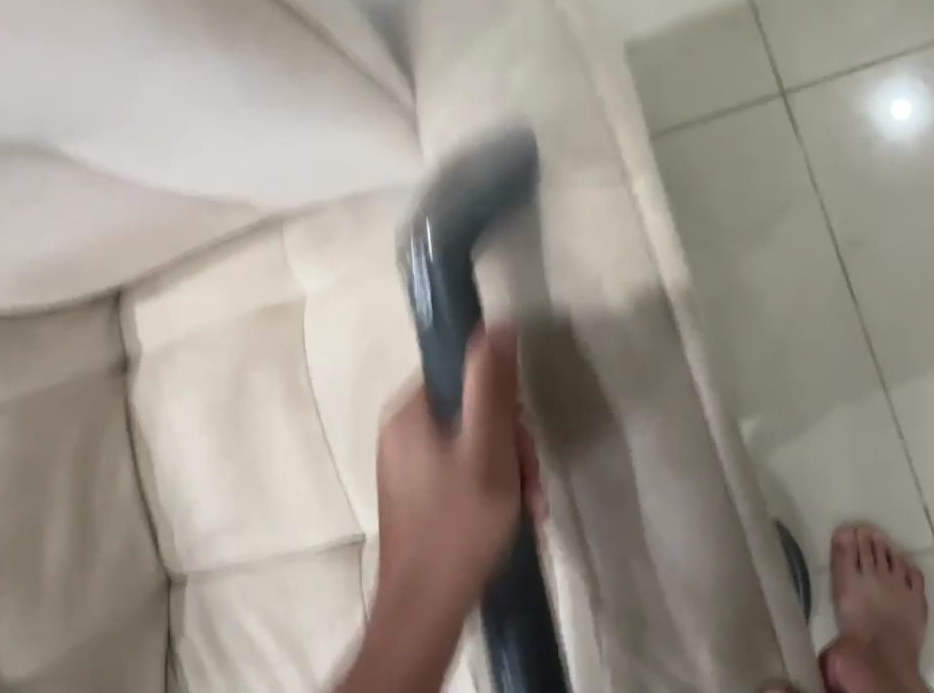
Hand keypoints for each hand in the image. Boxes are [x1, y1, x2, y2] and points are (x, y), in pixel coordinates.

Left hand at [373, 323, 545, 622]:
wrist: (425, 613)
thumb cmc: (459, 524)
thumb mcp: (487, 446)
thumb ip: (493, 383)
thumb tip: (498, 321)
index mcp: (410, 412)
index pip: (463, 372)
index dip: (500, 395)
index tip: (519, 427)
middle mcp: (404, 432)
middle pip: (473, 410)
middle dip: (512, 443)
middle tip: (529, 478)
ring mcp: (410, 466)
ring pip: (475, 444)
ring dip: (511, 470)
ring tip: (530, 506)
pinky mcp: (420, 496)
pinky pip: (464, 472)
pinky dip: (494, 488)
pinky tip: (517, 517)